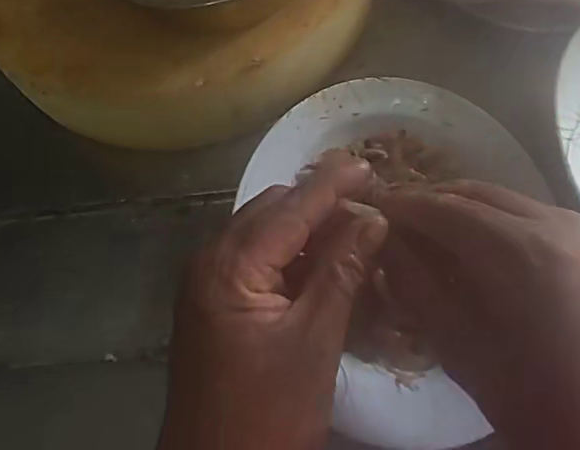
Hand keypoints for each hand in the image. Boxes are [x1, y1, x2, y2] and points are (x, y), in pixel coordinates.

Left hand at [158, 153, 388, 449]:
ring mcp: (207, 277)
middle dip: (319, 202)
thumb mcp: (313, 345)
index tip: (366, 164)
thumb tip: (372, 218)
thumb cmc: (266, 416)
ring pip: (264, 230)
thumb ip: (341, 273)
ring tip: (352, 226)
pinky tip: (321, 259)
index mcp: (230, 263)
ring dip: (306, 226)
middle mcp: (210, 256)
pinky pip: (254, 256)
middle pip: (273, 210)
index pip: (290, 209)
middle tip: (368, 202)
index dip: (331, 185)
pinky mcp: (212, 298)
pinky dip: (288, 252)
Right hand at [374, 181, 579, 449]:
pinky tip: (465, 243)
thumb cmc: (539, 403)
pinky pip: (516, 209)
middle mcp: (549, 220)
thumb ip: (415, 284)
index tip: (367, 210)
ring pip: (492, 196)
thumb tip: (380, 239)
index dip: (399, 207)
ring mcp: (570, 222)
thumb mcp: (462, 348)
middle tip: (390, 222)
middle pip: (467, 192)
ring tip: (422, 232)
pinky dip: (483, 217)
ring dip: (453, 207)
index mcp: (520, 250)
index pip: (441, 207)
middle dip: (425, 203)